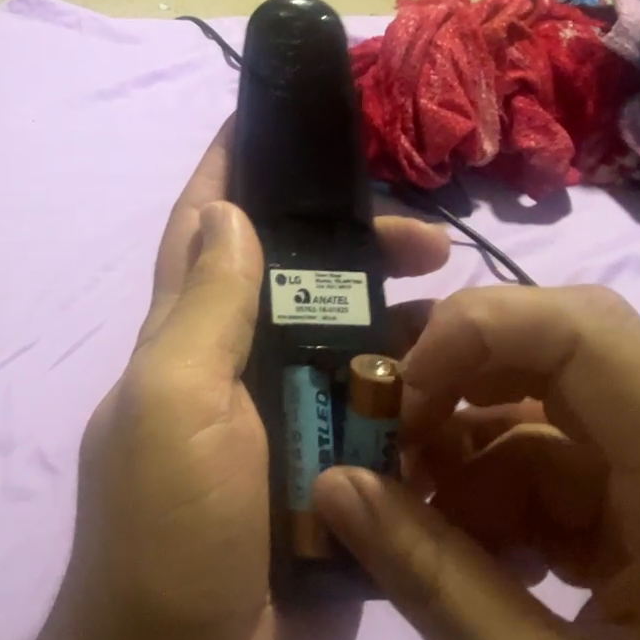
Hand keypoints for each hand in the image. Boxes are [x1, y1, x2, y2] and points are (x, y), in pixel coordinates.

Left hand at [32, 120, 450, 639]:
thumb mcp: (176, 404)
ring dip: (398, 308)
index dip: (231, 164)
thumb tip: (224, 205)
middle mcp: (233, 363)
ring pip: (348, 335)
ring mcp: (284, 418)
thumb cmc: (170, 527)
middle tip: (426, 235)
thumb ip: (200, 306)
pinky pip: (379, 409)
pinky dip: (417, 381)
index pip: (204, 226)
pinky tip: (469, 370)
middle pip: (295, 274)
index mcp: (187, 336)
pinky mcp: (330, 470)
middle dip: (353, 240)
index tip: (274, 111)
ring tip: (461, 295)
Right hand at [312, 285, 639, 639]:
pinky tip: (468, 564)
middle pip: (566, 364)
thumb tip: (331, 485)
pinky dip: (505, 509)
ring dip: (469, 463)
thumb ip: (437, 582)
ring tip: (409, 523)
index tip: (398, 392)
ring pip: (556, 429)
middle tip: (377, 438)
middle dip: (458, 386)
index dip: (477, 329)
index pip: (587, 332)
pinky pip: (573, 488)